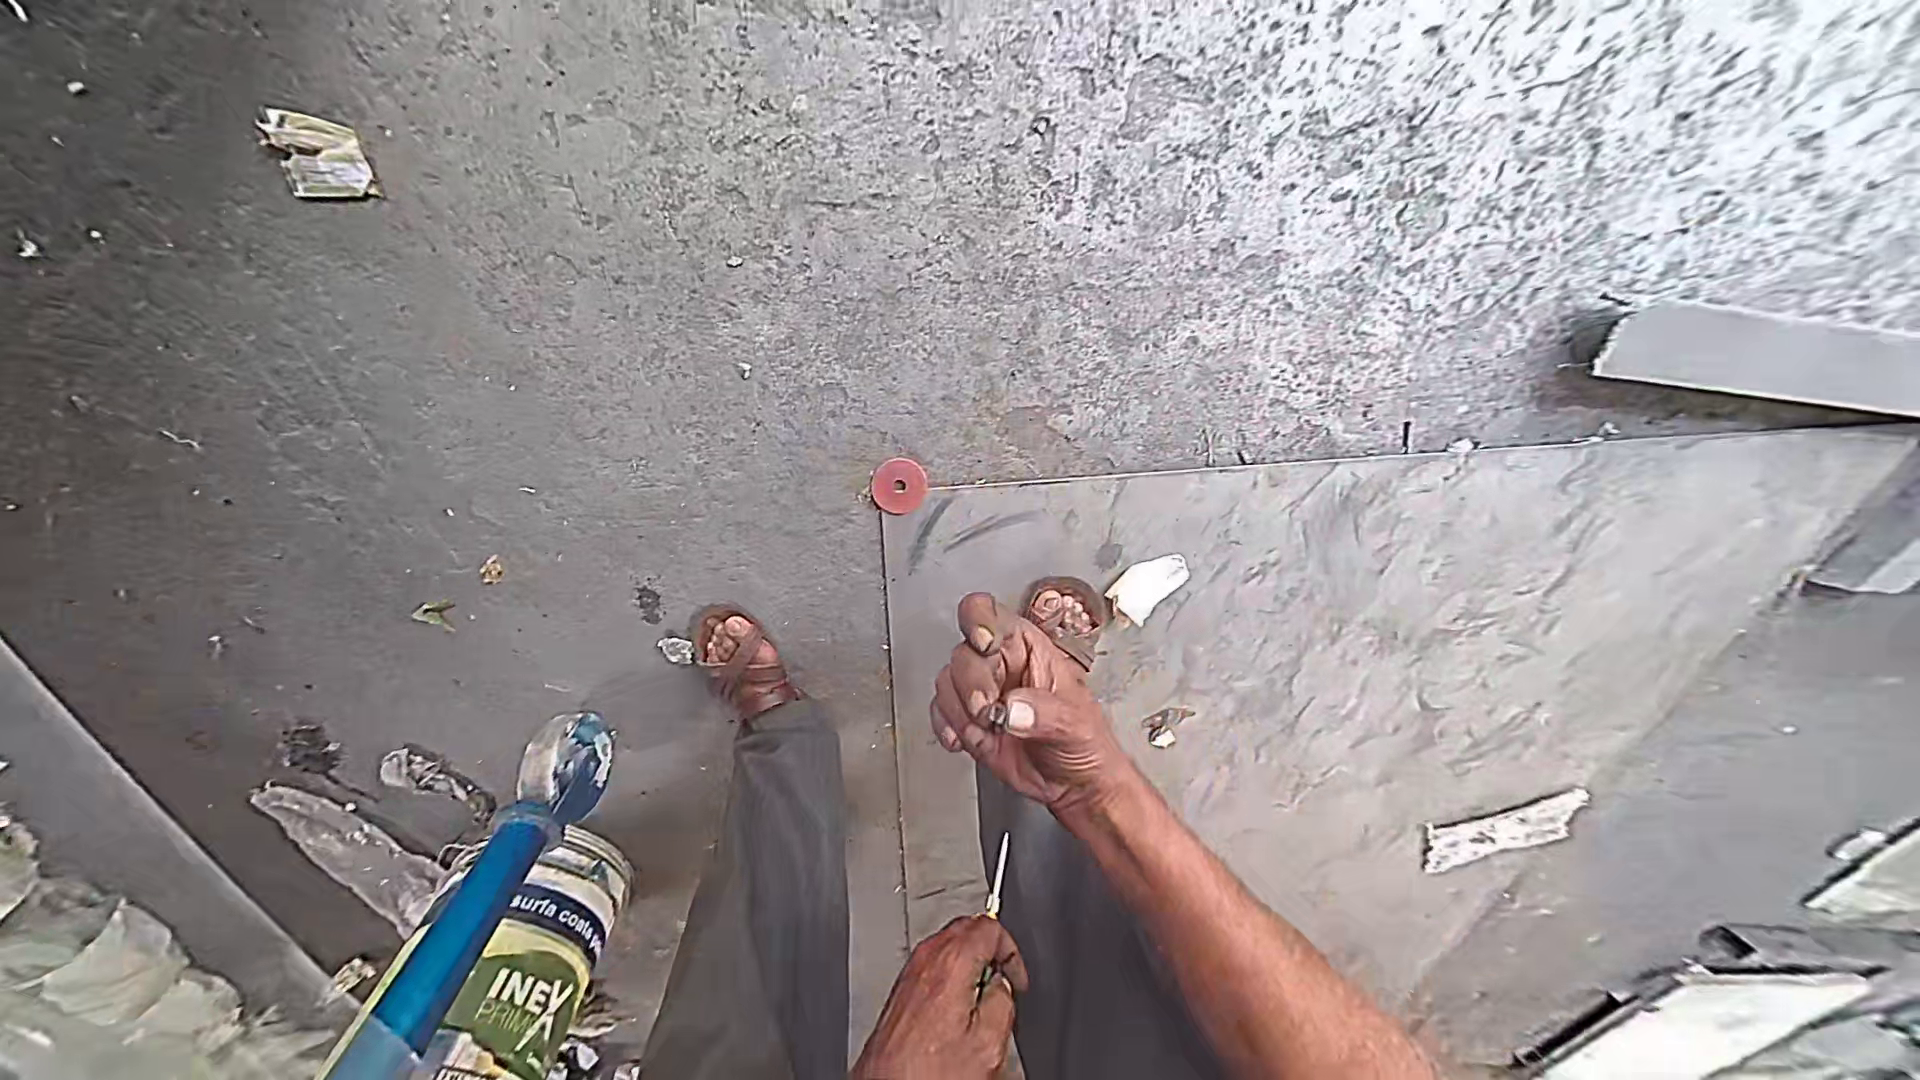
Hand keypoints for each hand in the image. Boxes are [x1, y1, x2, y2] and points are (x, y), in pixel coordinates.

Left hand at [853, 915, 1028, 1079]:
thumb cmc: (927, 1075)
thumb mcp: (986, 1045)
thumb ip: (1003, 1002)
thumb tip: (1004, 986)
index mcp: (952, 961)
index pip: (990, 926)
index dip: (1011, 952)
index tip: (1015, 977)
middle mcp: (928, 957)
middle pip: (968, 927)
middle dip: (991, 950)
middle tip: (1003, 981)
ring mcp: (912, 969)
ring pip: (951, 943)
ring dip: (972, 960)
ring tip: (982, 998)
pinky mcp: (903, 985)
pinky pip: (935, 962)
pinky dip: (952, 972)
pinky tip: (957, 1009)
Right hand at [930, 592, 1132, 813]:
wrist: (1074, 787)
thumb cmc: (1084, 744)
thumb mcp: (1075, 724)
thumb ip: (1045, 713)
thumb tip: (1012, 708)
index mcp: (1028, 647)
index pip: (990, 614)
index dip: (979, 622)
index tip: (984, 646)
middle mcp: (1000, 662)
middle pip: (963, 653)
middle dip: (971, 686)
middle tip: (989, 711)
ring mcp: (981, 690)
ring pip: (946, 681)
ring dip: (961, 712)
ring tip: (990, 729)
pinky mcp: (966, 718)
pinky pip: (940, 711)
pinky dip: (947, 727)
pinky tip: (968, 739)